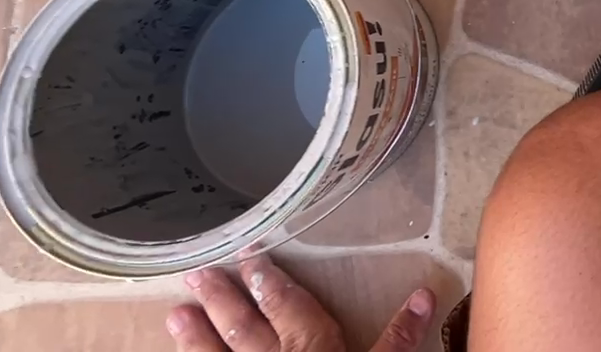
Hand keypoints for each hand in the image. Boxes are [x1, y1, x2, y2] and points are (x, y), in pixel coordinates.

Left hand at [167, 256, 435, 351]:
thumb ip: (398, 339)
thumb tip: (425, 294)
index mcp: (309, 348)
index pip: (288, 306)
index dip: (270, 282)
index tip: (250, 258)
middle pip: (243, 327)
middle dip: (223, 300)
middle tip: (199, 274)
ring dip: (194, 338)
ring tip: (176, 315)